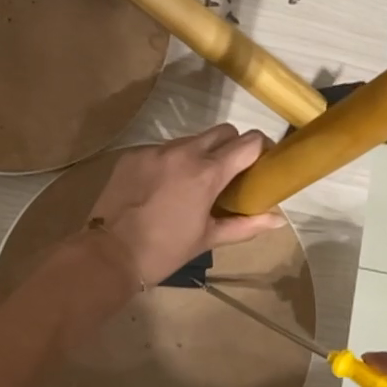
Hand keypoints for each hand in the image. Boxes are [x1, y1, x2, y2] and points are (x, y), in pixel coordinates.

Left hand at [86, 125, 288, 286]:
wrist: (109, 254)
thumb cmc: (164, 251)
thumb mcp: (208, 239)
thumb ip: (245, 224)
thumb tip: (278, 219)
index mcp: (207, 173)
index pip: (249, 142)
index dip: (261, 150)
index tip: (261, 164)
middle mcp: (183, 152)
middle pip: (222, 132)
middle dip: (232, 147)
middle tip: (229, 174)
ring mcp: (154, 150)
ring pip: (190, 139)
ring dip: (200, 154)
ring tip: (193, 183)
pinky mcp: (132, 155)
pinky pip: (161, 149)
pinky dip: (170, 162)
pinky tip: (162, 187)